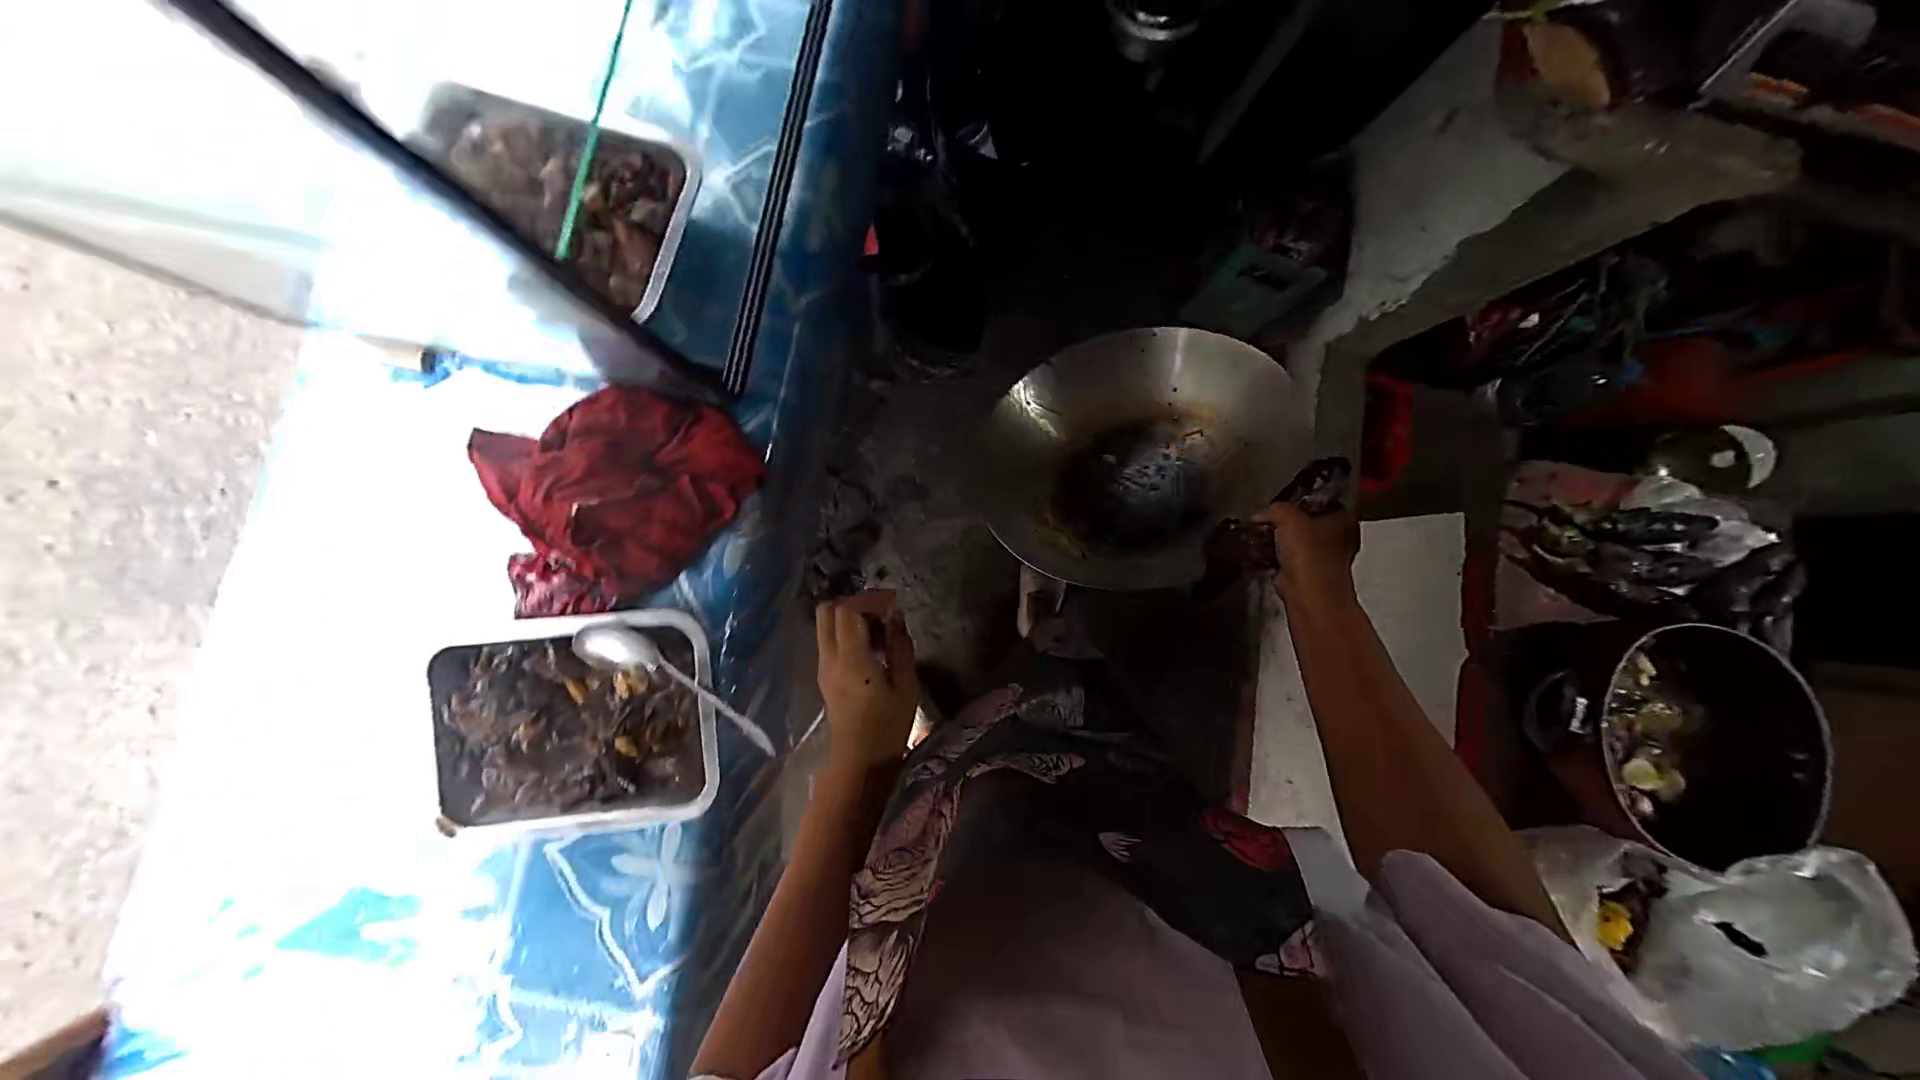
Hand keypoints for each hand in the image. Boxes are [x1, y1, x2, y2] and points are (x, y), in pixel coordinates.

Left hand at [815, 591, 918, 774]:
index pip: (847, 611)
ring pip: (826, 625)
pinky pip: (831, 641)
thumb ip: (899, 645)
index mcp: (850, 659)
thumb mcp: (906, 684)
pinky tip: (873, 646)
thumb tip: (894, 616)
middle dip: (853, 602)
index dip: (869, 599)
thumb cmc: (888, 725)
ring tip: (880, 629)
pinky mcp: (825, 675)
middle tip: (881, 610)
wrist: (860, 760)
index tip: (892, 602)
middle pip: (827, 611)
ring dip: (850, 617)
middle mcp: (830, 658)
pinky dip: (848, 633)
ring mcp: (823, 667)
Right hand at [1255, 502, 1359, 612]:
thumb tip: (1263, 515)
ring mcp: (1326, 558)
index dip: (1301, 498)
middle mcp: (1341, 536)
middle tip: (1266, 519)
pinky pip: (1290, 559)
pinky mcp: (1310, 574)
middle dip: (1288, 521)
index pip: (1323, 500)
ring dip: (1281, 540)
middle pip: (1310, 521)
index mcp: (1344, 518)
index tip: (1280, 501)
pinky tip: (1262, 553)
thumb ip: (1277, 509)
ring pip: (1299, 541)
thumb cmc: (1307, 551)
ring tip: (1260, 535)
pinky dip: (1277, 557)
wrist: (1308, 592)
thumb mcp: (1288, 518)